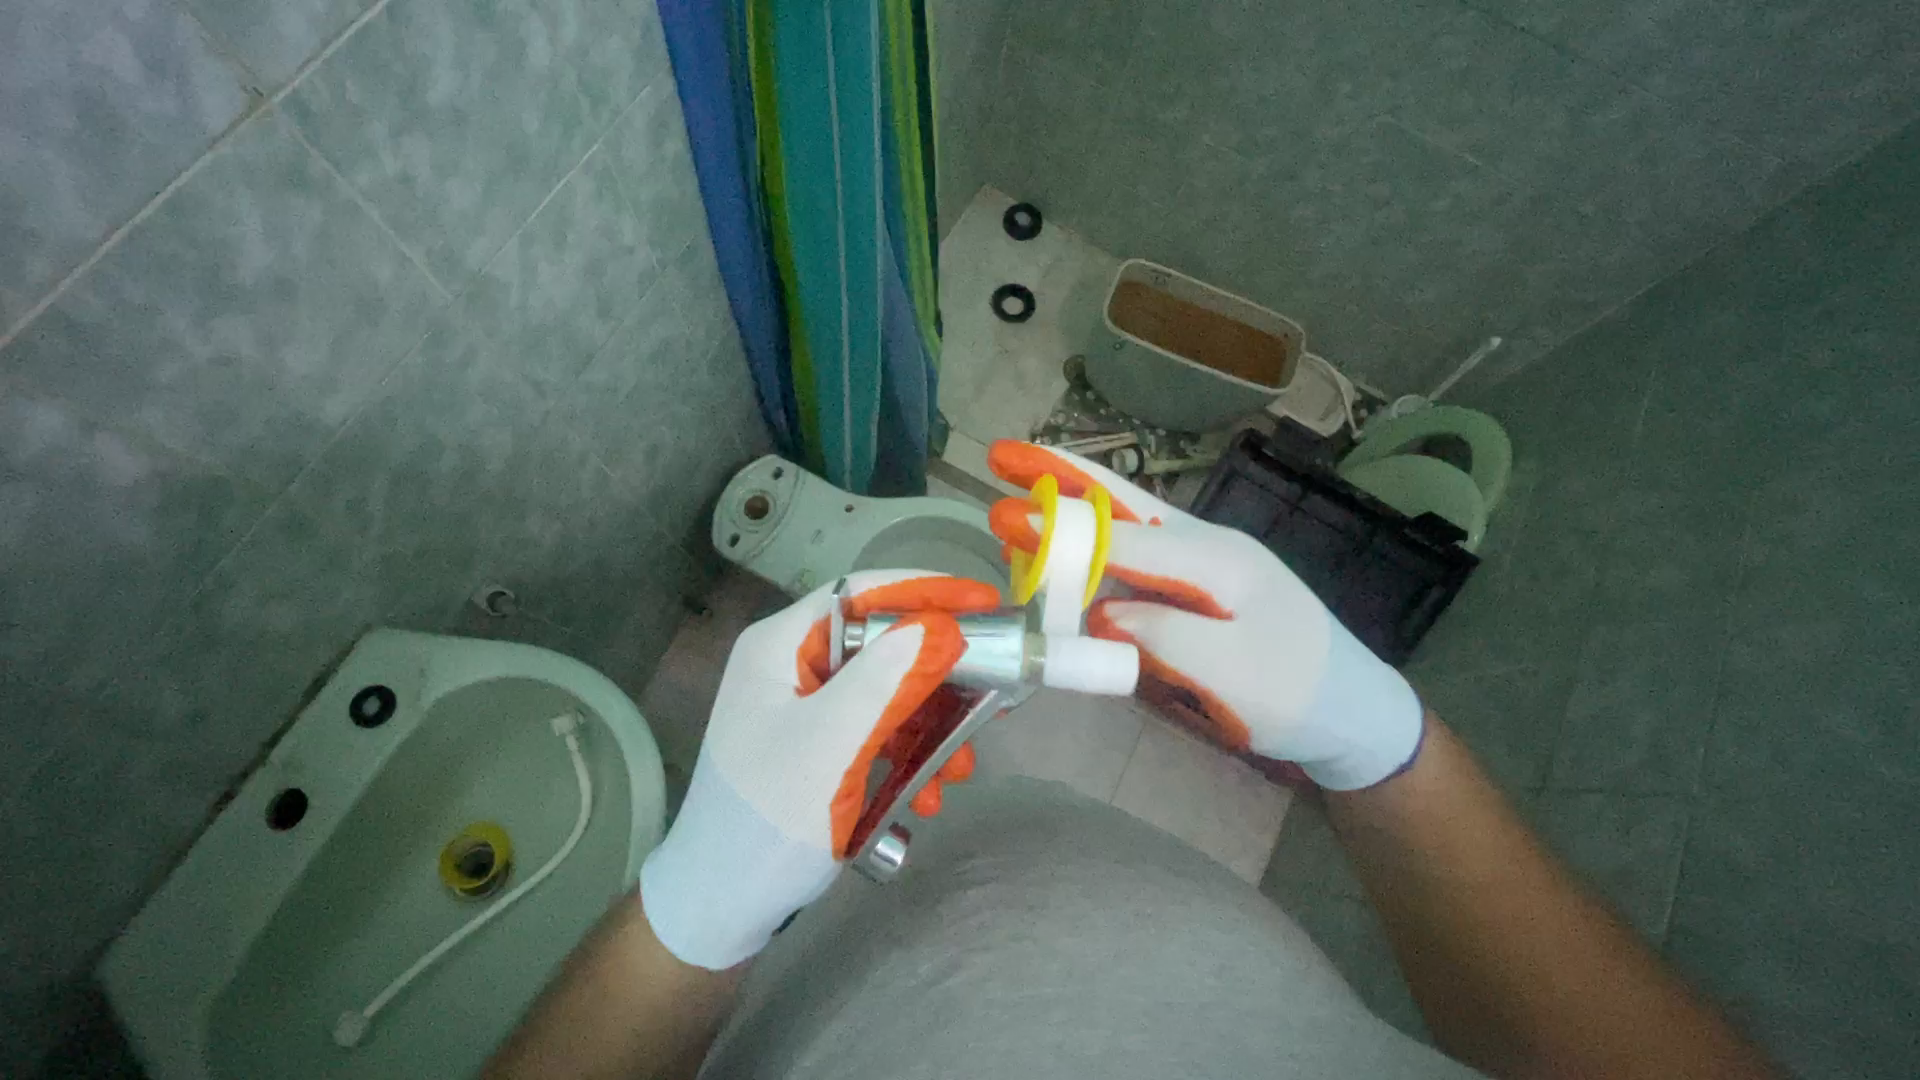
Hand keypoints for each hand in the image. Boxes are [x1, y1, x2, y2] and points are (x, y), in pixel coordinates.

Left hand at [639, 571, 1000, 968]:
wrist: (722, 910)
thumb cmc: (765, 823)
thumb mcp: (830, 746)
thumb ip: (884, 680)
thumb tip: (941, 625)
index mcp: (781, 647)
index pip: (860, 594)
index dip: (925, 590)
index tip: (986, 601)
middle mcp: (794, 666)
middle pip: (882, 645)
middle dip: (938, 679)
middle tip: (992, 697)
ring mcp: (808, 708)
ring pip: (890, 693)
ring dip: (932, 728)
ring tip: (960, 769)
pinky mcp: (822, 746)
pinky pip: (880, 731)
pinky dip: (911, 757)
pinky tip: (928, 795)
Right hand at [987, 441, 1422, 790]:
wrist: (1353, 713)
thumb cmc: (1299, 693)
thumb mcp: (1235, 673)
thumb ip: (1164, 636)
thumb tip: (1099, 614)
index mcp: (1217, 557)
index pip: (1123, 536)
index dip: (1061, 527)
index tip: (1004, 514)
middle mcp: (1202, 547)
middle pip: (1119, 504)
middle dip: (1059, 478)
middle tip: (1001, 456)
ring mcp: (1199, 566)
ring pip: (1121, 529)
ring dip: (1069, 513)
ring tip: (1017, 500)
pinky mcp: (1193, 591)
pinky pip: (1133, 564)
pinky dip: (1090, 553)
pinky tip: (1061, 555)